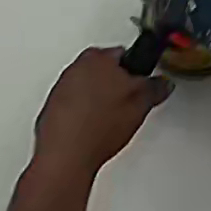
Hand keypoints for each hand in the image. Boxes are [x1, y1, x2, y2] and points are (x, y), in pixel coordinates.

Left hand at [30, 47, 171, 181]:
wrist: (66, 158)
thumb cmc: (98, 126)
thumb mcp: (142, 102)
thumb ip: (156, 87)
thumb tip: (162, 84)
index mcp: (97, 58)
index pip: (122, 52)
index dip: (134, 67)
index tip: (139, 77)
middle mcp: (74, 69)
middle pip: (101, 68)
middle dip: (114, 80)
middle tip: (126, 96)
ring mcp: (58, 91)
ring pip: (85, 86)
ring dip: (96, 96)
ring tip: (110, 116)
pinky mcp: (49, 113)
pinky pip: (71, 105)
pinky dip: (81, 113)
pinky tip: (93, 128)